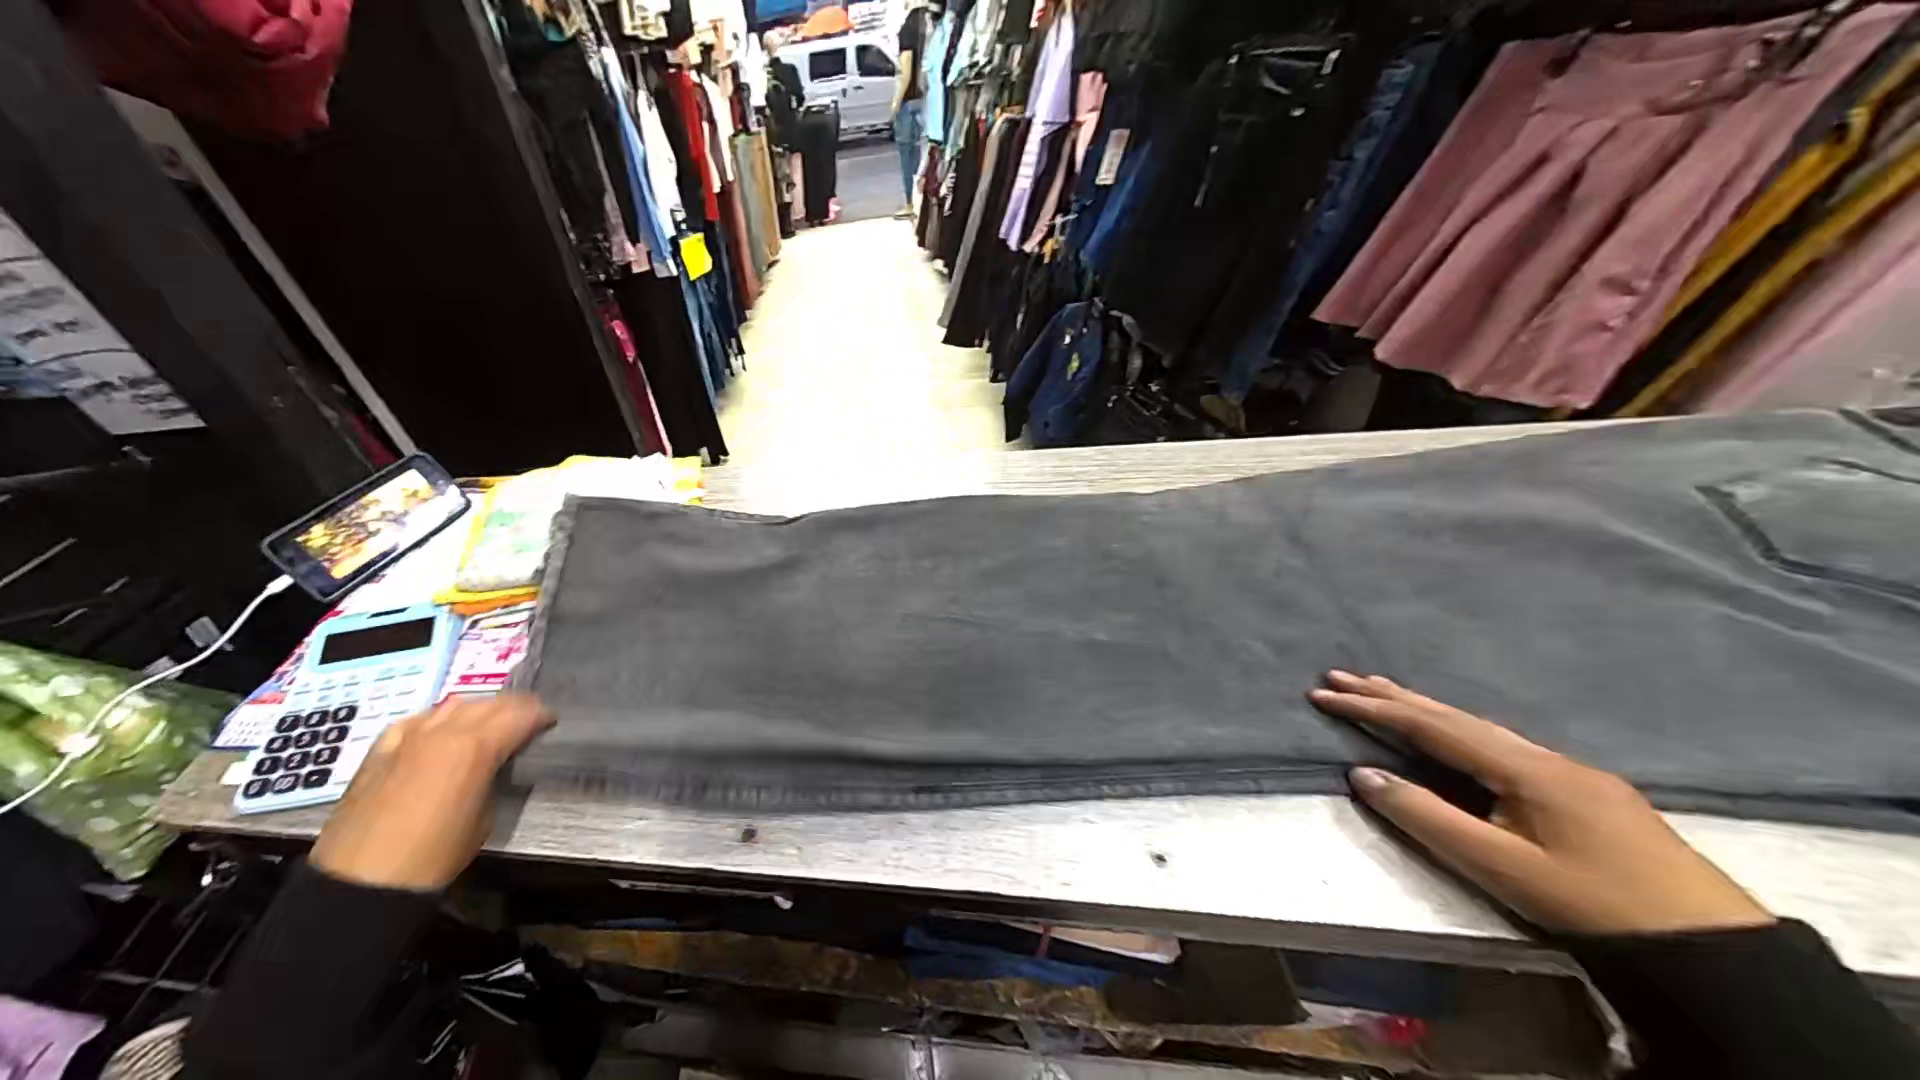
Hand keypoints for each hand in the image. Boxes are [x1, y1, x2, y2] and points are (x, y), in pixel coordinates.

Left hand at [310, 695, 554, 890]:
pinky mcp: (381, 751)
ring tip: (490, 724)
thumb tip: (498, 765)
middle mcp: (443, 732)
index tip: (551, 723)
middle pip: (491, 703)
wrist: (361, 883)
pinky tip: (442, 730)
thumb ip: (496, 777)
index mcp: (476, 748)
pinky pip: (418, 719)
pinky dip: (439, 719)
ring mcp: (408, 738)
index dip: (543, 715)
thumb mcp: (487, 817)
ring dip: (480, 709)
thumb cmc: (434, 856)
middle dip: (516, 708)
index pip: (522, 713)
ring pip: (455, 704)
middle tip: (528, 722)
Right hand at [1309, 671, 1772, 935]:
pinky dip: (1456, 728)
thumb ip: (1426, 816)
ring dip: (1423, 707)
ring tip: (1382, 691)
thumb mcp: (1500, 867)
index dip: (1372, 707)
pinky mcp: (1584, 790)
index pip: (1429, 725)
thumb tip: (1362, 774)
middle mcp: (1543, 756)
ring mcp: (1568, 770)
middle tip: (1340, 676)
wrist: (1714, 948)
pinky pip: (1499, 743)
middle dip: (1391, 695)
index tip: (1322, 693)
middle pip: (1452, 715)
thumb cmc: (1594, 905)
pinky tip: (1450, 732)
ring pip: (1478, 726)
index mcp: (1523, 767)